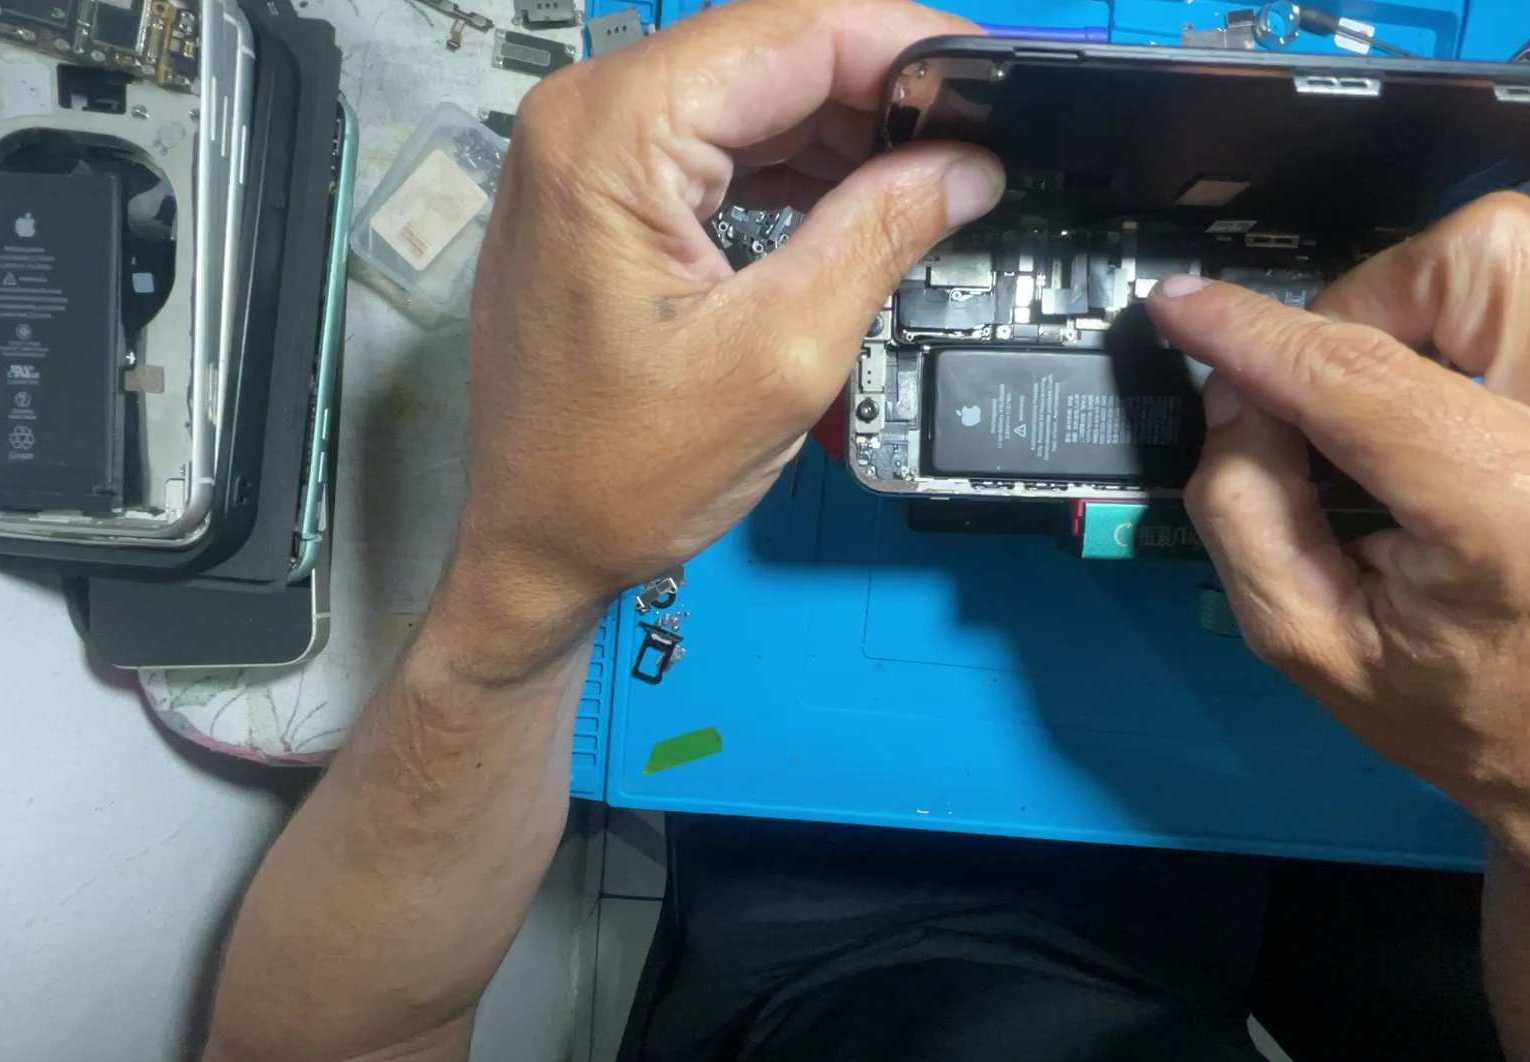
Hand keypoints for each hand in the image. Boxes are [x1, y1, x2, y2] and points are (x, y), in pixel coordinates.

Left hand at [433, 0, 1003, 674]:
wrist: (541, 543)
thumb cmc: (628, 475)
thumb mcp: (781, 358)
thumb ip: (877, 239)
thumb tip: (962, 169)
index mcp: (614, 139)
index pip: (792, 32)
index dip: (906, 46)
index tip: (988, 81)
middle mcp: (585, 126)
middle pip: (766, 58)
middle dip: (878, 94)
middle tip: (968, 143)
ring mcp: (586, 167)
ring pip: (744, 107)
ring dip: (839, 137)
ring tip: (924, 180)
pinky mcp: (600, 212)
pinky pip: (714, 160)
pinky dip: (789, 175)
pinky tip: (848, 204)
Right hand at [1150, 178, 1529, 853]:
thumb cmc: (1439, 708)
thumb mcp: (1293, 631)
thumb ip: (1239, 503)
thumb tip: (1236, 387)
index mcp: (1529, 524)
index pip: (1357, 376)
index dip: (1247, 331)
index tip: (1179, 306)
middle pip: (1475, 257)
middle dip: (1357, 306)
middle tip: (1319, 385)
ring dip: (1438, 286)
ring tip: (1402, 369)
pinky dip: (1523, 276)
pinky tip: (1481, 351)